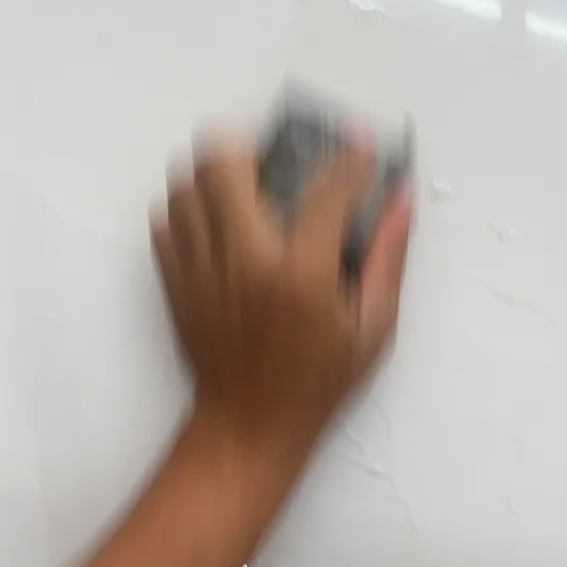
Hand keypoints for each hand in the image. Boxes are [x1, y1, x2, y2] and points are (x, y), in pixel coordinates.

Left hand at [152, 132, 412, 459]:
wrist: (249, 423)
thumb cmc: (318, 380)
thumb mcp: (372, 326)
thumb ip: (388, 257)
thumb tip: (401, 198)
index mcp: (301, 273)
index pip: (326, 190)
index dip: (350, 157)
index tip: (358, 143)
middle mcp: (244, 260)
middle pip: (225, 162)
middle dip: (256, 148)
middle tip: (276, 167)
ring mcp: (201, 268)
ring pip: (186, 182)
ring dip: (216, 176)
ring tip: (243, 195)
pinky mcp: (175, 281)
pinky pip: (165, 219)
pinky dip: (188, 210)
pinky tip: (216, 228)